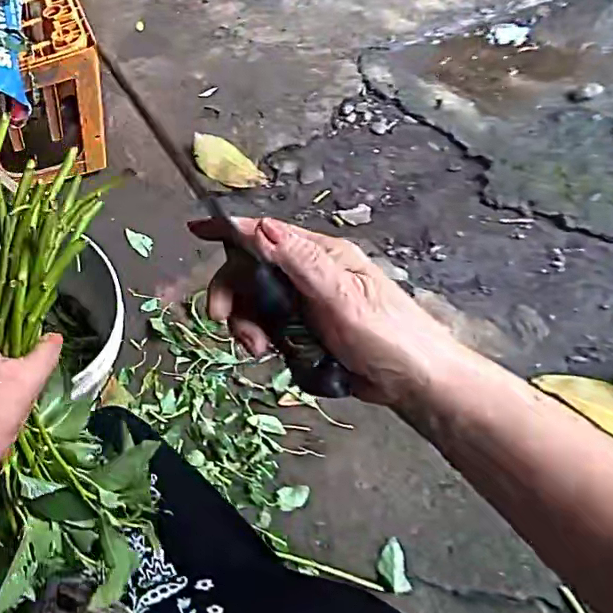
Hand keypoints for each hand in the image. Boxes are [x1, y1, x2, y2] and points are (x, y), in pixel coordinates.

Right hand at [192, 217, 471, 405]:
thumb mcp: (343, 296)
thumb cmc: (390, 337)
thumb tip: (262, 228)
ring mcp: (301, 300)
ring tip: (256, 347)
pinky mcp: (298, 326)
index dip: (229, 230)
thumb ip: (301, 261)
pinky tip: (265, 351)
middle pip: (247, 270)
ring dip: (242, 322)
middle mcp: (306, 273)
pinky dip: (254, 336)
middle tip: (220, 317)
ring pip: (250, 301)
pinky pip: (261, 324)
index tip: (196, 229)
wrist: (417, 385)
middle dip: (230, 293)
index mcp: (320, 255)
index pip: (266, 233)